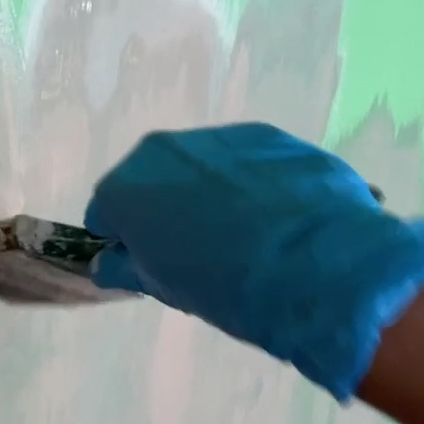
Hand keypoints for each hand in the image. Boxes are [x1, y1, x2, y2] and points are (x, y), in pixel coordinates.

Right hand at [84, 123, 423, 398]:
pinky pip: (245, 161)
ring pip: (198, 167)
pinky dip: (252, 184)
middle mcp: (163, 150)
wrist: (318, 267)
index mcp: (125, 188)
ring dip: (208, 193)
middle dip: (165, 209)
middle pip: (151, 181)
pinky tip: (277, 217)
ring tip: (245, 232)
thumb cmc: (222, 285)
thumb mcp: (161, 286)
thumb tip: (109, 262)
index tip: (146, 261)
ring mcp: (217, 137)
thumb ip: (124, 267)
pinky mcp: (268, 136)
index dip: (123, 240)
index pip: (106, 213)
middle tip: (197, 248)